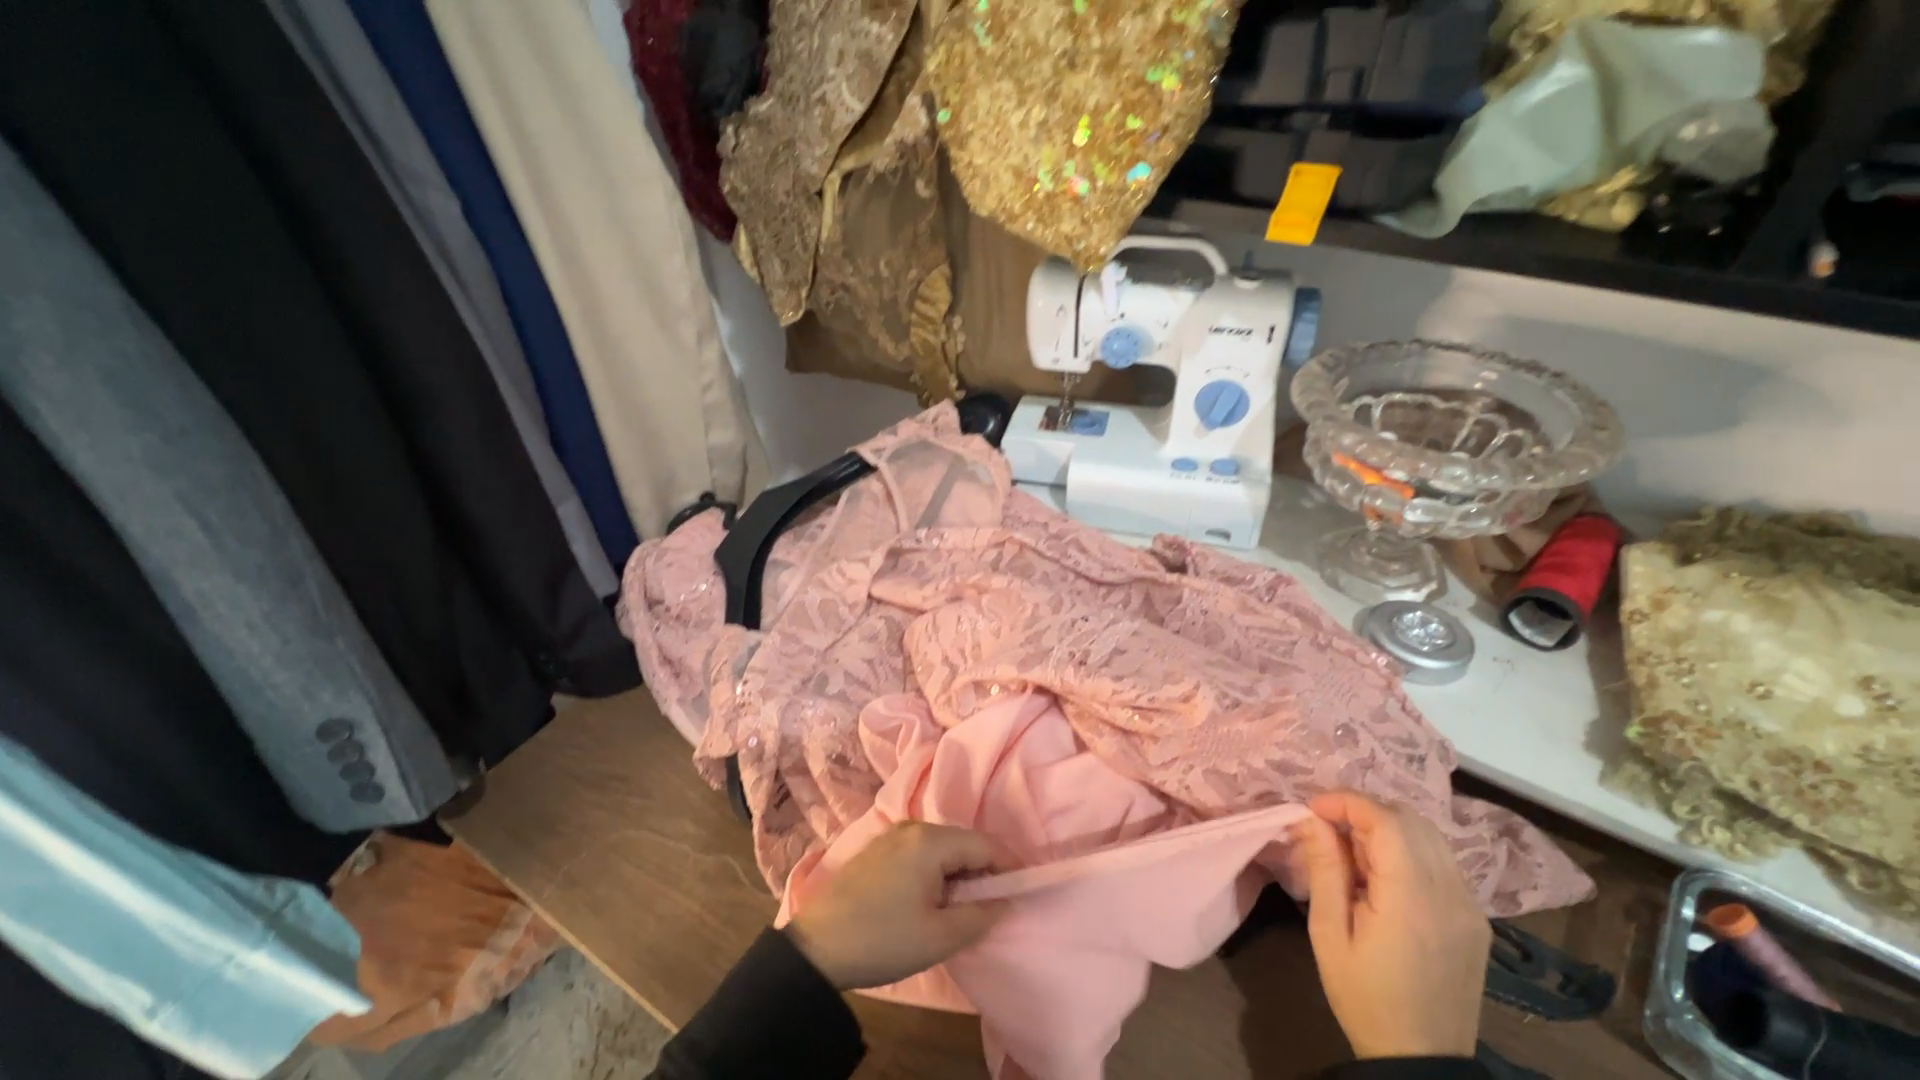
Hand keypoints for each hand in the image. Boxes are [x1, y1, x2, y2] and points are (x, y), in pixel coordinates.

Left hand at [786, 823, 1008, 989]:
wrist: (816, 949)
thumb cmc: (884, 939)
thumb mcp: (940, 936)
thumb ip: (981, 915)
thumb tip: (1006, 901)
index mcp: (931, 841)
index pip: (986, 844)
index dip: (1008, 868)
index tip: (1020, 894)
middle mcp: (912, 827)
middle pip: (963, 842)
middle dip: (983, 871)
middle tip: (991, 907)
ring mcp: (891, 836)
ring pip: (941, 847)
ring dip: (958, 872)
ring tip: (963, 908)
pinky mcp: (876, 851)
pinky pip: (919, 852)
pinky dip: (935, 871)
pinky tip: (932, 900)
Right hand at [1291, 791, 1490, 1060]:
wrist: (1422, 1060)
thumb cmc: (1364, 997)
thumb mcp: (1329, 934)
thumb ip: (1325, 870)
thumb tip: (1311, 819)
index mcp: (1412, 896)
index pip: (1385, 819)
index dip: (1346, 802)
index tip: (1312, 810)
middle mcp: (1451, 891)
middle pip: (1411, 820)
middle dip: (1365, 811)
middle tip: (1328, 830)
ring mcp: (1470, 905)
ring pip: (1431, 837)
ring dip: (1389, 829)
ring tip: (1354, 854)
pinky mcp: (1476, 919)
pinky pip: (1443, 864)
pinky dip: (1410, 852)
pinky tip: (1385, 879)